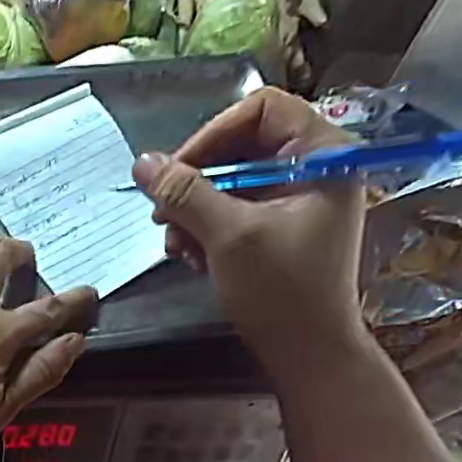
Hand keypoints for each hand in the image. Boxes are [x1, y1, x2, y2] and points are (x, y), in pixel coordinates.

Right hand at [131, 87, 369, 377]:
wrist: (306, 351)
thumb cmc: (279, 291)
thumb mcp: (228, 237)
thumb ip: (185, 193)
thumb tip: (141, 162)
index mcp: (321, 154)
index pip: (260, 110)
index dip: (211, 136)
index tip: (173, 175)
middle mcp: (310, 168)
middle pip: (239, 146)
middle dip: (195, 182)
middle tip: (162, 215)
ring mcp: (294, 199)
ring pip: (229, 181)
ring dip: (193, 210)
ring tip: (177, 245)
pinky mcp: (277, 227)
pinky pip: (232, 210)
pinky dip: (205, 228)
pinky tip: (191, 255)